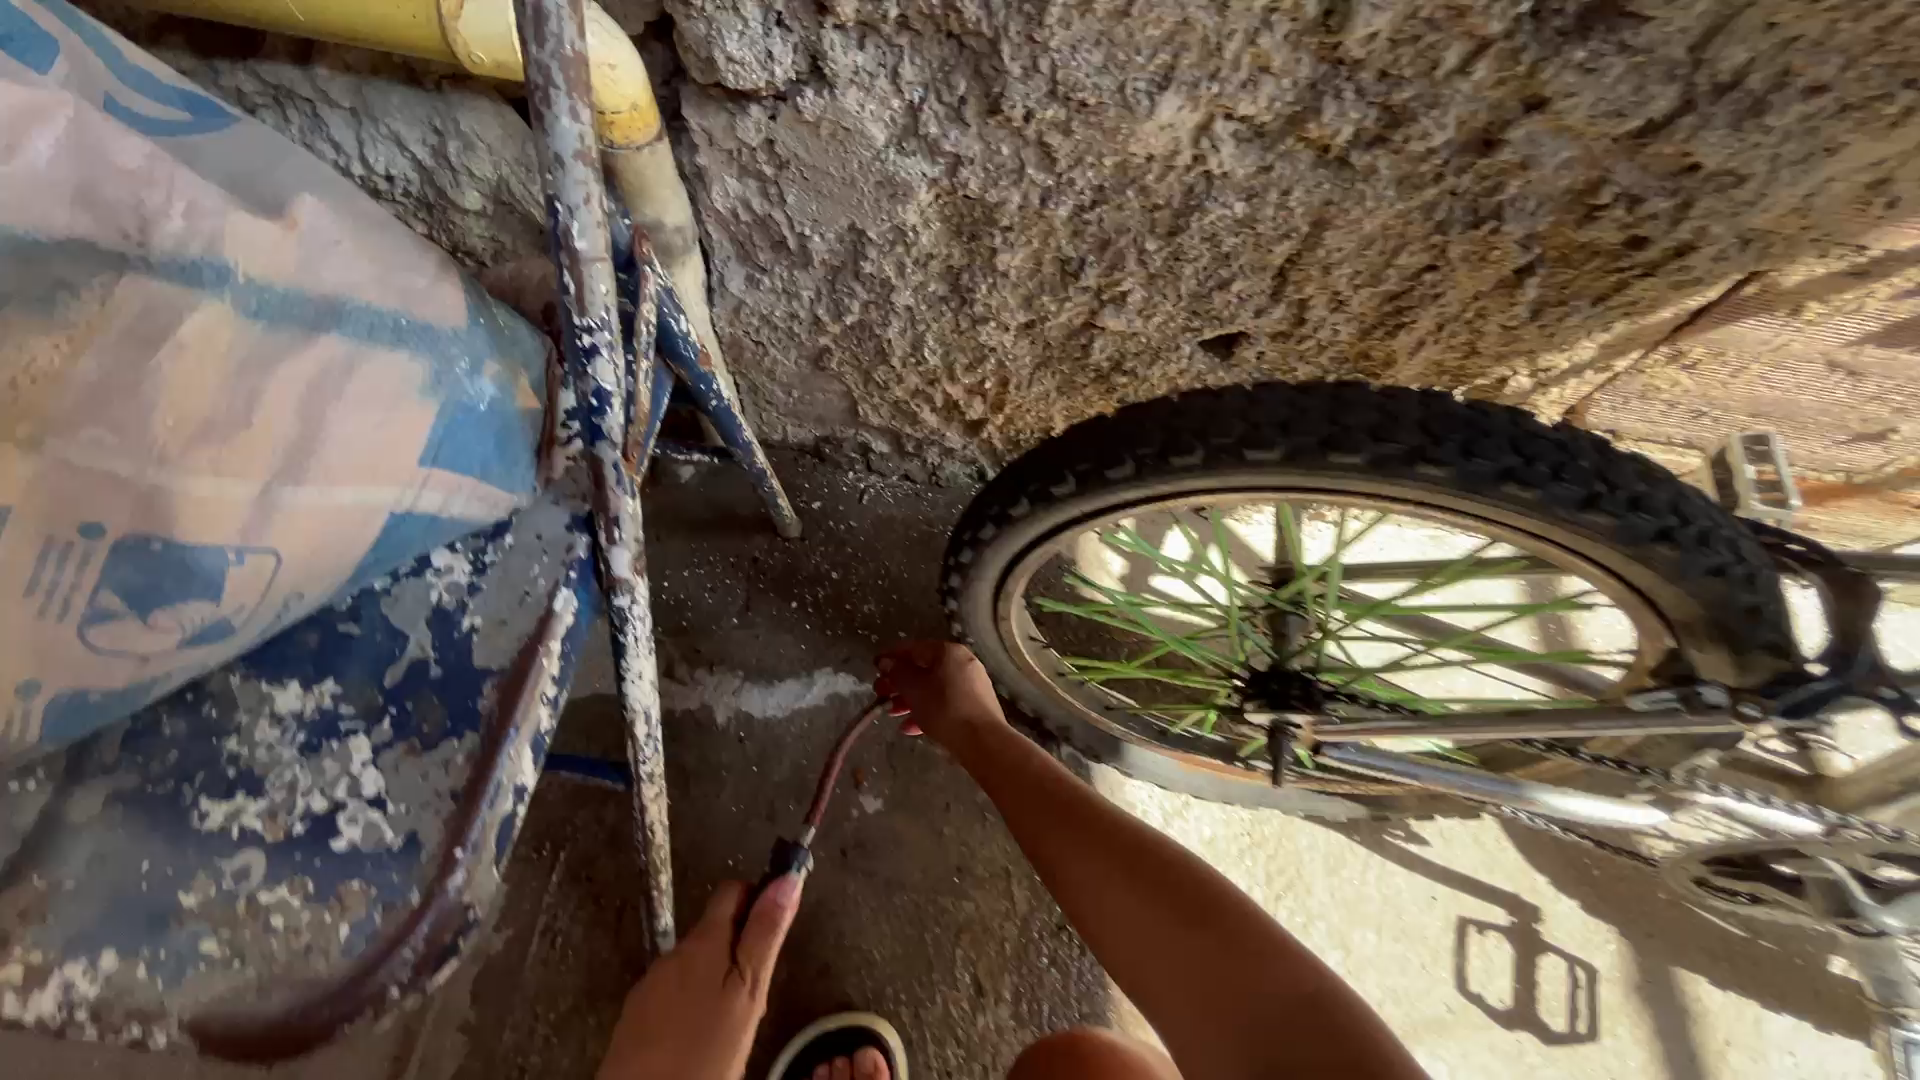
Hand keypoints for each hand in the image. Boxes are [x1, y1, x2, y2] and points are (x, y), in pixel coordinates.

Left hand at [596, 875, 803, 1079]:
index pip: (732, 891)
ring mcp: (650, 984)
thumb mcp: (749, 994)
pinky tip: (697, 1038)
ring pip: (693, 965)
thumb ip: (766, 934)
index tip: (771, 932)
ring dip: (714, 979)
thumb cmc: (705, 1052)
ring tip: (728, 1023)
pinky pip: (672, 994)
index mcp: (704, 941)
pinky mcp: (634, 1016)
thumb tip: (787, 878)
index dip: (756, 899)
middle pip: (713, 931)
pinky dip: (689, 1004)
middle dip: (737, 950)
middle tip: (754, 995)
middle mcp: (674, 953)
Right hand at [873, 641, 1005, 746]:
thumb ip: (897, 673)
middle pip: (924, 669)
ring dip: (910, 699)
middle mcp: (962, 663)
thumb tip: (886, 662)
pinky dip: (927, 711)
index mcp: (948, 652)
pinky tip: (910, 728)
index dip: (891, 657)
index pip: (914, 648)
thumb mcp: (913, 689)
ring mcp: (971, 685)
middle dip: (899, 683)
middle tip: (880, 694)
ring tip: (892, 713)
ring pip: (933, 688)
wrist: (982, 740)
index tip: (874, 667)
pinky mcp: (975, 706)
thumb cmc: (944, 708)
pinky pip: (945, 703)